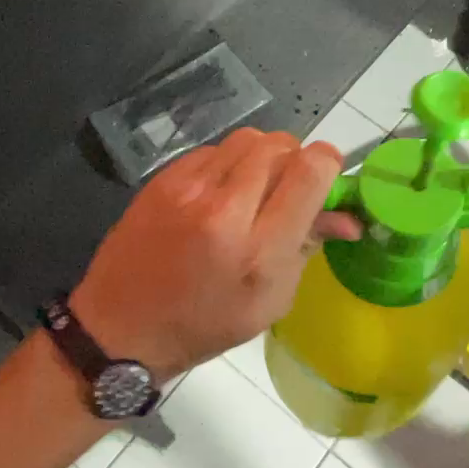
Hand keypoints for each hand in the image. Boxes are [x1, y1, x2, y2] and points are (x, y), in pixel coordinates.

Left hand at [70, 129, 361, 380]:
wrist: (121, 329)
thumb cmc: (205, 325)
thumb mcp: (271, 300)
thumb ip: (309, 247)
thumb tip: (347, 217)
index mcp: (260, 250)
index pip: (310, 171)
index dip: (328, 164)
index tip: (327, 177)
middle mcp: (226, 210)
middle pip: (281, 145)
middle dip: (296, 159)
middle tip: (290, 187)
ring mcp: (189, 189)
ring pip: (249, 138)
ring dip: (264, 156)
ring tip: (256, 187)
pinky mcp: (164, 179)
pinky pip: (214, 149)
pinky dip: (229, 163)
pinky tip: (221, 191)